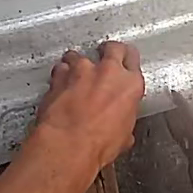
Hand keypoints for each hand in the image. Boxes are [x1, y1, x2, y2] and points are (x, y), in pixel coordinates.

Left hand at [31, 41, 144, 174]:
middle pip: (112, 47)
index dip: (127, 60)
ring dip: (78, 63)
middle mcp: (108, 72)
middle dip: (107, 51)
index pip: (133, 59)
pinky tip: (60, 85)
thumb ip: (123, 121)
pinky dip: (60, 75)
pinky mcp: (59, 76)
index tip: (124, 62)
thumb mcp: (122, 137)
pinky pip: (60, 68)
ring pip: (80, 55)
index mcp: (130, 85)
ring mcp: (82, 71)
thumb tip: (119, 127)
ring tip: (75, 75)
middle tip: (103, 58)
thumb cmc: (97, 144)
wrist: (69, 145)